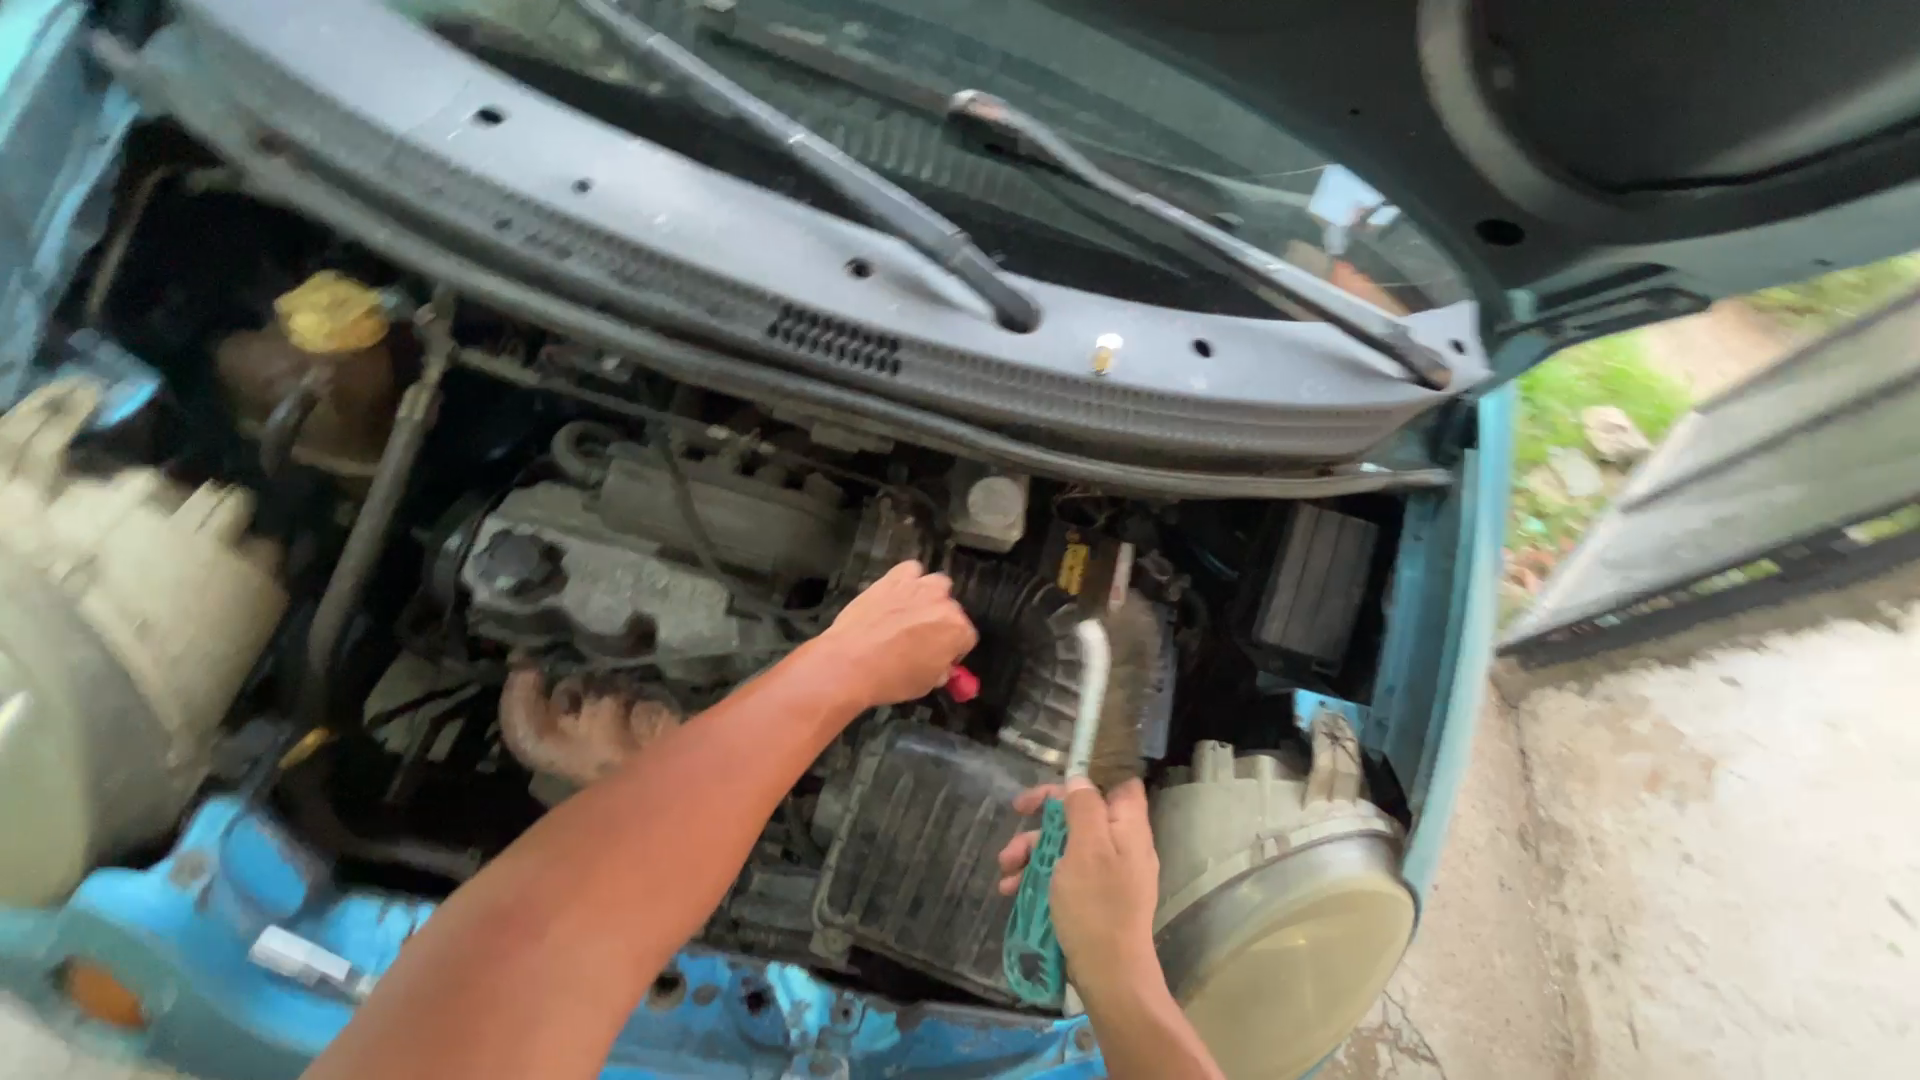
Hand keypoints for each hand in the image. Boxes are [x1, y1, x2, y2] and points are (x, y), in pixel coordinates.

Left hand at [812, 560, 977, 708]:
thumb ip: (941, 670)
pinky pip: (910, 570)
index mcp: (957, 630)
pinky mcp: (893, 577)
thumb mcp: (926, 684)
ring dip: (929, 596)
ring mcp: (918, 586)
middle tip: (922, 638)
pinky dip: (908, 580)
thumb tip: (942, 666)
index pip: (967, 638)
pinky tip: (896, 594)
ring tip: (910, 613)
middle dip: (941, 622)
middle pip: (952, 609)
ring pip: (936, 584)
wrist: (850, 662)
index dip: (954, 649)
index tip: (940, 658)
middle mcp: (943, 602)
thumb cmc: (892, 679)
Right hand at [997, 777, 1162, 993]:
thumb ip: (1084, 809)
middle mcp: (1121, 845)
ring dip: (1033, 850)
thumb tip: (1079, 781)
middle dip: (1045, 816)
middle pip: (1082, 813)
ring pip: (1067, 845)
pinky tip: (1012, 889)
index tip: (1057, 778)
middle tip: (1016, 814)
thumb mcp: (1086, 849)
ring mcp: (1107, 873)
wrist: (1109, 975)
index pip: (1119, 783)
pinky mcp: (1093, 898)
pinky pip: (1064, 874)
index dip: (1090, 774)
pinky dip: (1038, 876)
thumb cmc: (1097, 906)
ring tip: (1005, 867)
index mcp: (1128, 827)